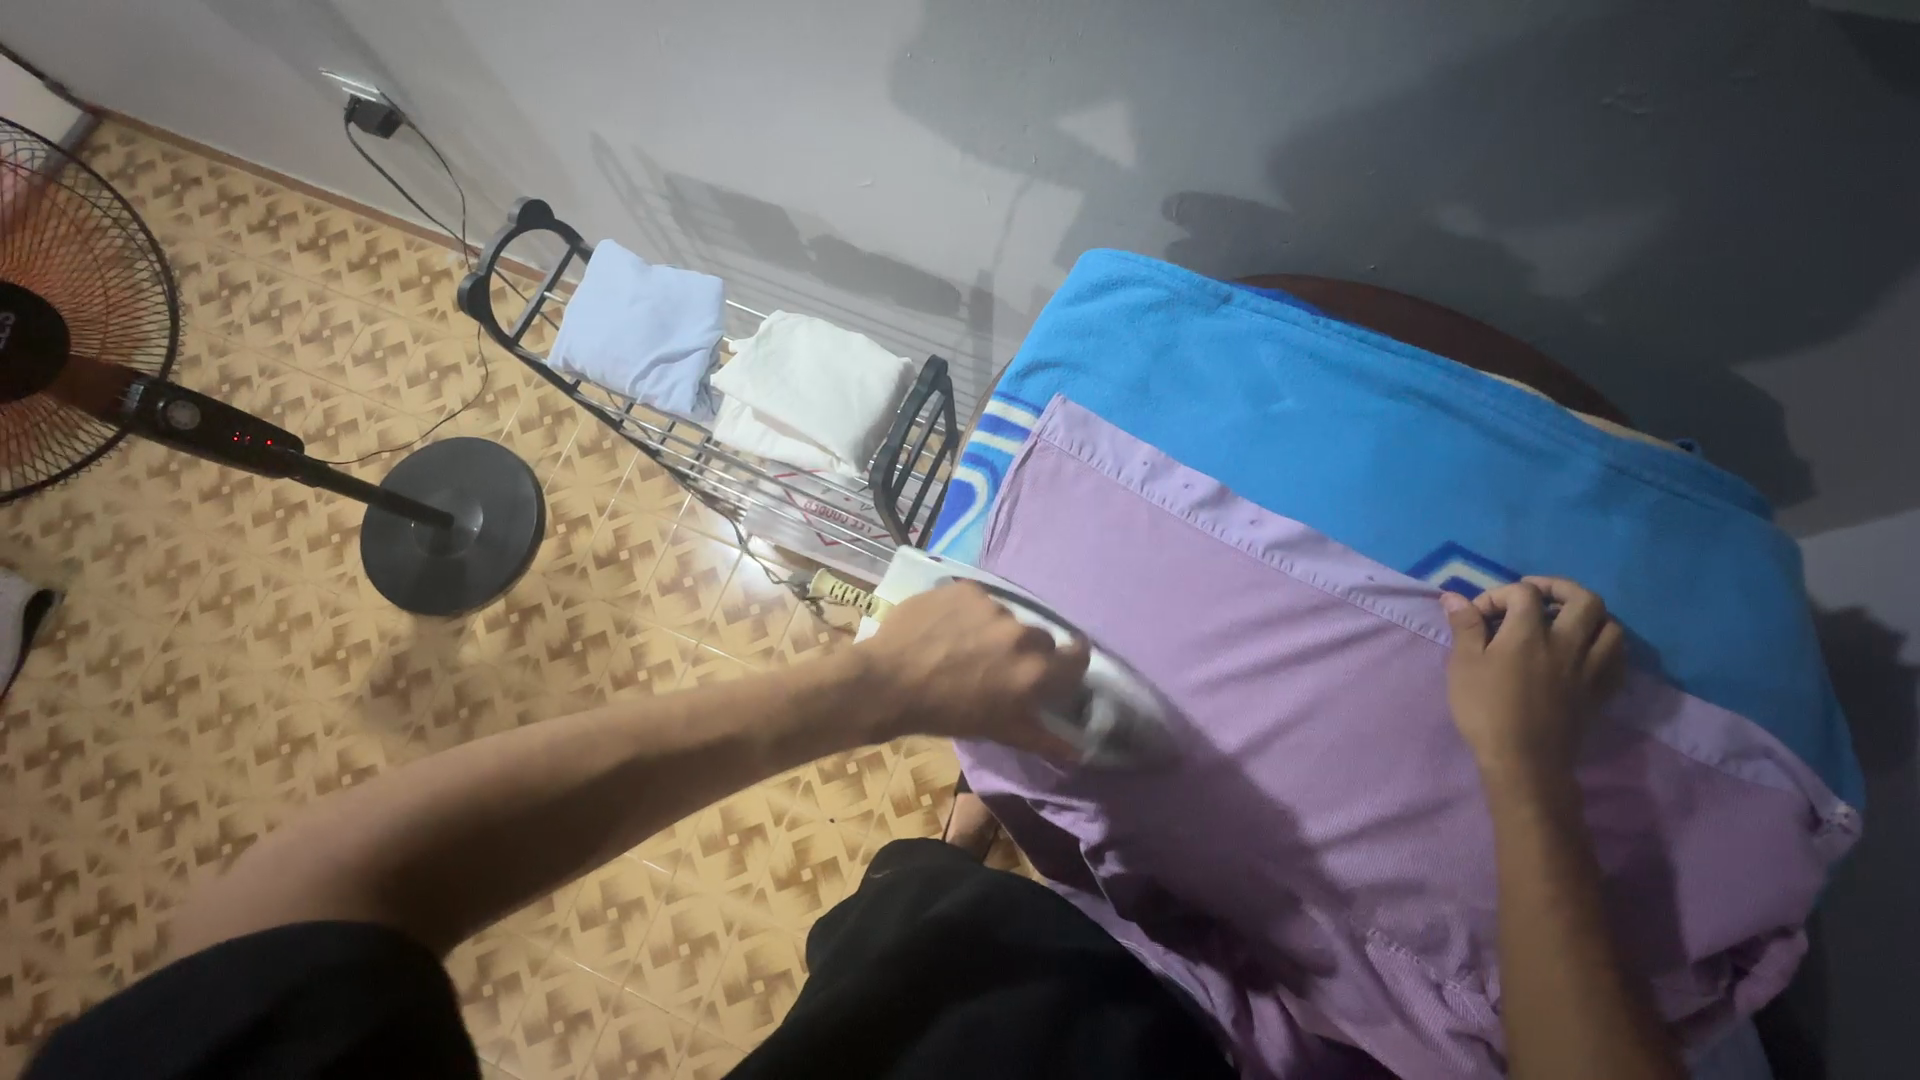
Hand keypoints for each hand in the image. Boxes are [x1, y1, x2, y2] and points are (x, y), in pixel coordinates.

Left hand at [852, 582, 1089, 758]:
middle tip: (998, 664)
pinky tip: (946, 627)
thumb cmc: (946, 713)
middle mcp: (1022, 633)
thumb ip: (1042, 738)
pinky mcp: (966, 589)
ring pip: (1006, 616)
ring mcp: (993, 606)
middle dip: (1025, 650)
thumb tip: (1079, 751)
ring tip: (965, 645)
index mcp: (1036, 670)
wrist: (888, 682)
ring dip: (994, 629)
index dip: (1069, 662)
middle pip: (1039, 637)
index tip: (1056, 668)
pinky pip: (978, 600)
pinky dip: (967, 612)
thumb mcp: (998, 730)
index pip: (1077, 656)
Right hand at [1440, 577, 1625, 779]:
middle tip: (1535, 594)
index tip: (1477, 615)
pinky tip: (1587, 650)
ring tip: (1565, 620)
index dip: (1499, 595)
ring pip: (1610, 626)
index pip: (1523, 593)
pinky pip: (1618, 658)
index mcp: (1529, 634)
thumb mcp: (1463, 665)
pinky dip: (1605, 645)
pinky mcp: (1601, 690)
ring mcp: (1590, 667)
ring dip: (1589, 616)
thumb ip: (1465, 627)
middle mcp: (1567, 643)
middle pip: (1583, 599)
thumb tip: (1454, 596)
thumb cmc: (1485, 709)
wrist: (1523, 759)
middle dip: (1559, 588)